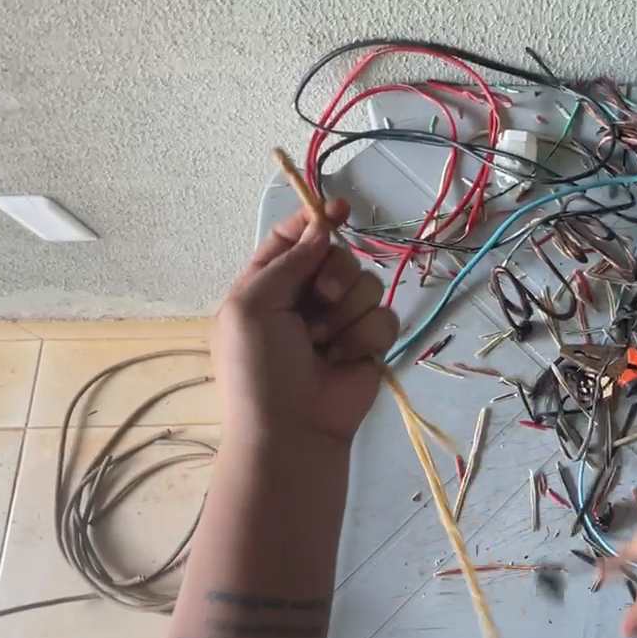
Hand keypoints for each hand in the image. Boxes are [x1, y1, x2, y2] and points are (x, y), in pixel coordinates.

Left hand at [214, 200, 398, 448]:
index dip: (317, 219)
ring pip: (367, 284)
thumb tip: (322, 227)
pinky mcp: (371, 343)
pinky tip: (345, 359)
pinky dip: (365, 337)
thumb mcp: (251, 306)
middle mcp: (308, 297)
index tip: (340, 208)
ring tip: (326, 344)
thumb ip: (286, 261)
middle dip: (335, 275)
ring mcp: (343, 320)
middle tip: (321, 301)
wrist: (294, 429)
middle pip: (340, 255)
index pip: (297, 238)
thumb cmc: (259, 368)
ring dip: (347, 313)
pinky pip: (385, 317)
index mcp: (270, 284)